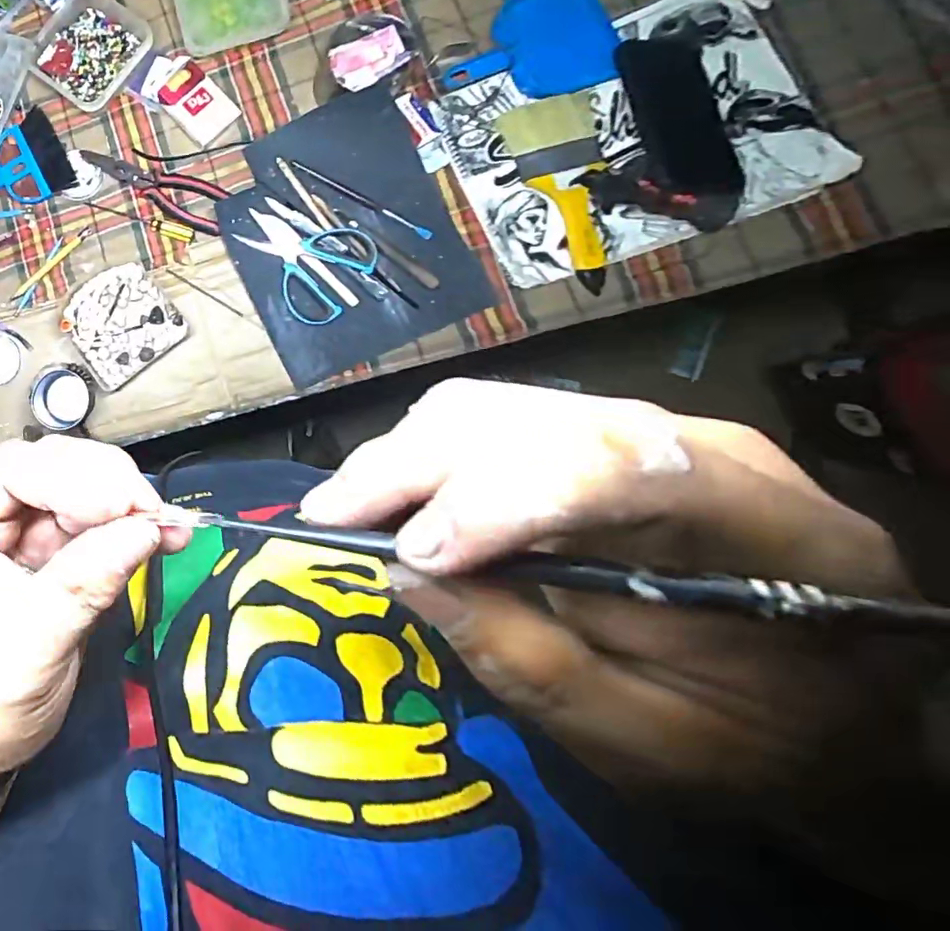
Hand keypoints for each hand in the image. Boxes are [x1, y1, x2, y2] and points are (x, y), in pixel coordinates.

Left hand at [0, 436, 188, 801]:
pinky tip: (159, 534)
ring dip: (122, 502)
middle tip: (151, 512)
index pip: (15, 470)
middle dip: (103, 483)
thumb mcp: (31, 643)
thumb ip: (86, 581)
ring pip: (74, 489)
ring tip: (165, 524)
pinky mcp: (47, 553)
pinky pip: (90, 523)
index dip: (74, 477)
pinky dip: (126, 526)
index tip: (128, 505)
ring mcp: (16, 532)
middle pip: (47, 467)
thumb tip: (148, 528)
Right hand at [299, 379, 920, 801]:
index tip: (414, 554)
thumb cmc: (746, 738)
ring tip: (342, 512)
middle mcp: (695, 450)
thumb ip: (530, 660)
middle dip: (412, 468)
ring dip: (397, 459)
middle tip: (329, 521)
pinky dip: (410, 459)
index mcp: (768, 533)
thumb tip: (401, 573)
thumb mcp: (644, 737)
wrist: (818, 700)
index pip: (621, 466)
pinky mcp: (572, 436)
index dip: (500, 497)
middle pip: (525, 421)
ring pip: (482, 409)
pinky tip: (381, 500)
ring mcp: (630, 432)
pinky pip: (471, 423)